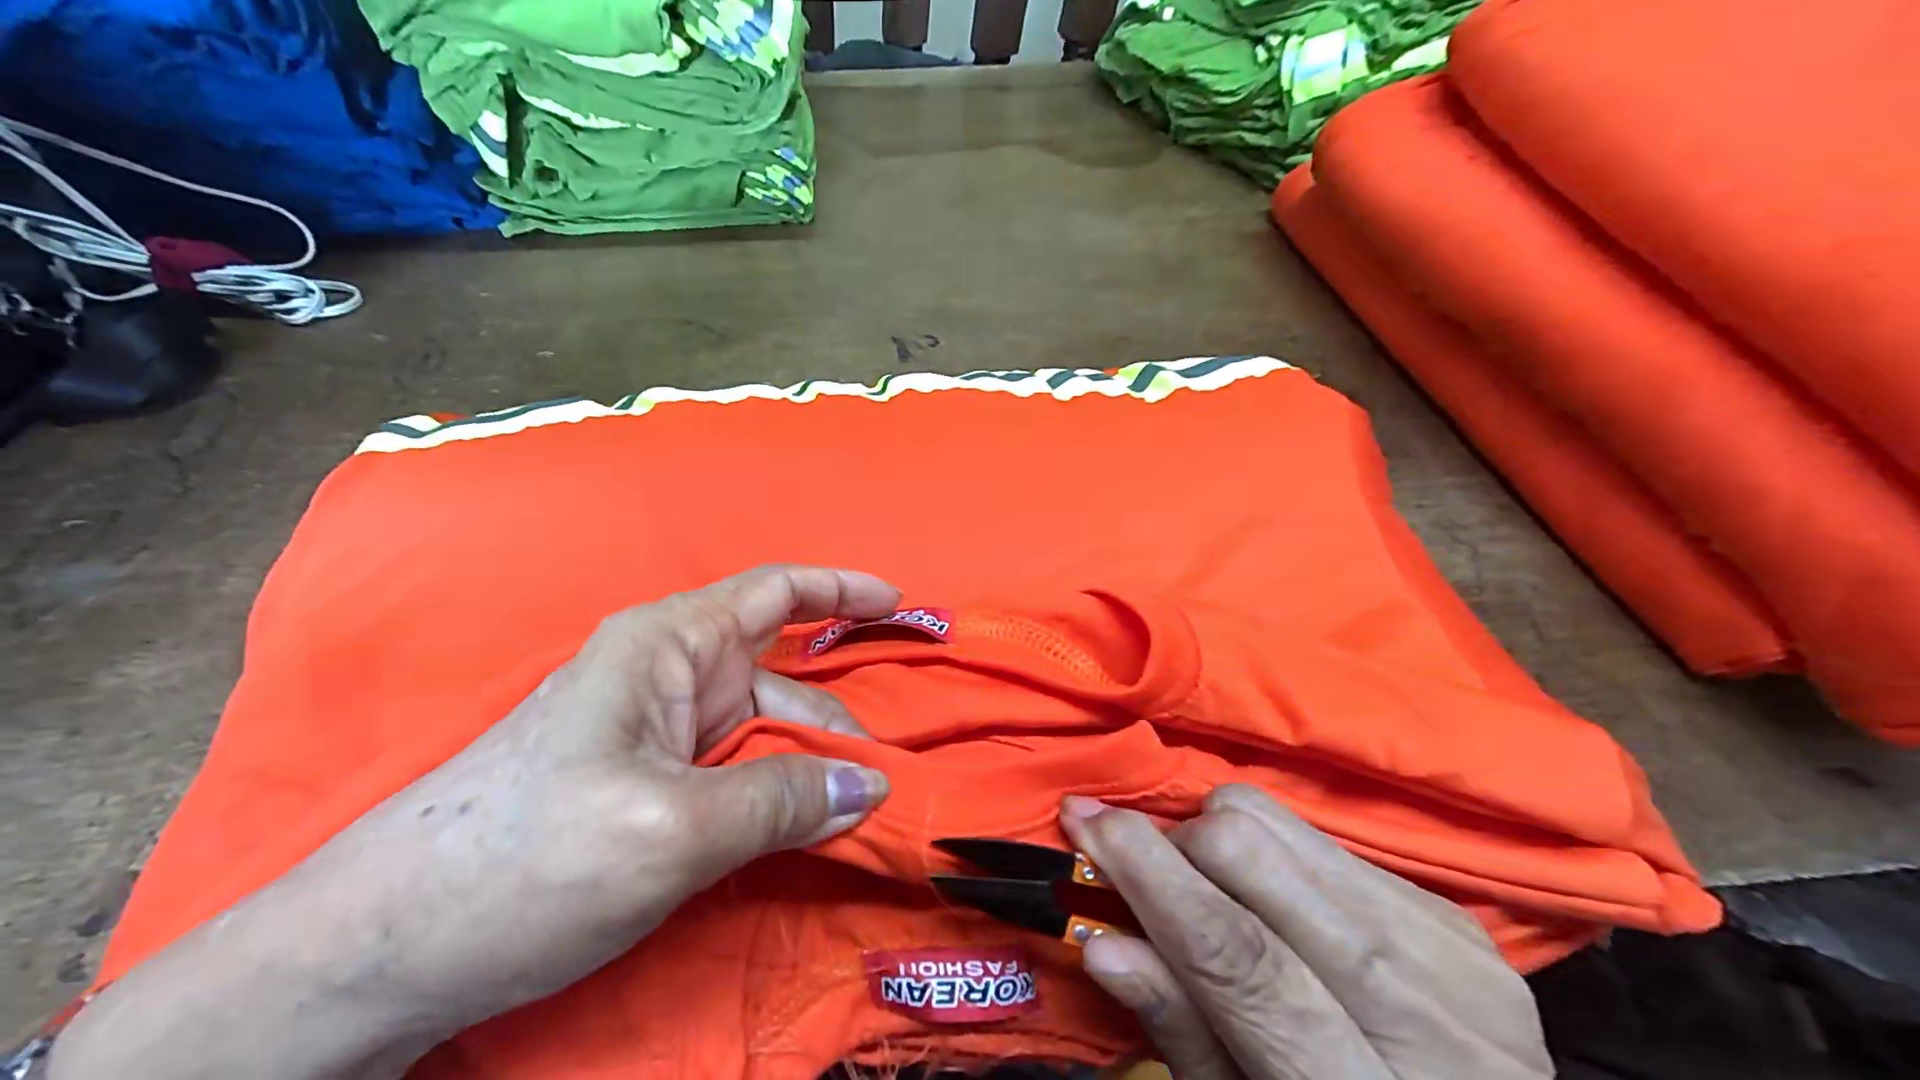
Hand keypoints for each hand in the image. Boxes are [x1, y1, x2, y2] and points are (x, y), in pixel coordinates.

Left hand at [53, 565, 898, 1079]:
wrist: (384, 949)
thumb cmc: (526, 860)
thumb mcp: (672, 829)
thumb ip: (781, 800)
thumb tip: (869, 786)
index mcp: (667, 647)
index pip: (773, 593)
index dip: (840, 590)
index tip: (900, 603)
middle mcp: (667, 678)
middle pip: (780, 677)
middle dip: (836, 719)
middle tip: (885, 778)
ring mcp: (657, 735)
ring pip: (762, 732)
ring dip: (809, 766)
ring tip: (849, 816)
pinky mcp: (647, 785)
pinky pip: (737, 772)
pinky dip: (779, 794)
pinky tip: (802, 828)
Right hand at [1060, 786, 1551, 1079]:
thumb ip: (1179, 1030)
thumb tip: (1100, 942)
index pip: (1240, 958)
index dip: (1152, 878)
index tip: (1085, 821)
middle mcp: (1428, 1018)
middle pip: (1261, 859)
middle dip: (1178, 843)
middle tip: (1143, 866)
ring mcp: (1454, 957)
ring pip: (1289, 827)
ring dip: (1220, 839)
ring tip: (1206, 883)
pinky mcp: (1460, 921)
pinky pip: (1326, 839)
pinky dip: (1272, 852)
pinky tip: (1273, 899)